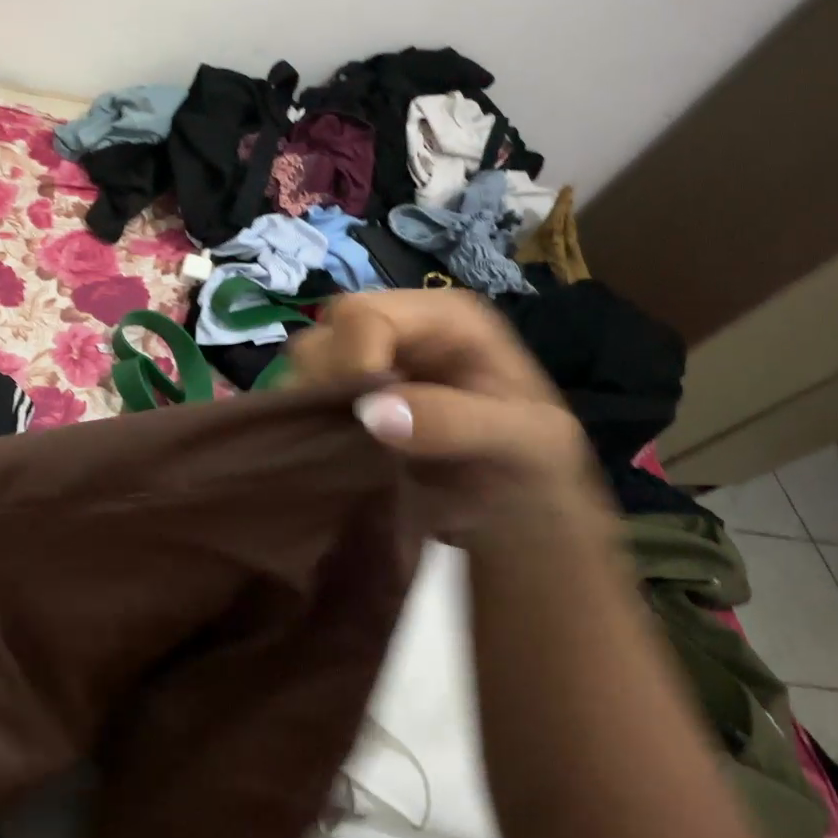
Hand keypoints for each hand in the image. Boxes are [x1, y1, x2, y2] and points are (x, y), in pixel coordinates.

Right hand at [288, 289, 608, 549]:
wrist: (521, 522)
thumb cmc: (536, 473)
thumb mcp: (524, 445)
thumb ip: (455, 422)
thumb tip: (372, 410)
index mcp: (445, 319)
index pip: (364, 316)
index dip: (350, 360)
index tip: (360, 418)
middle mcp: (396, 332)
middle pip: (325, 333)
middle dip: (324, 383)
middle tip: (344, 434)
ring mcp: (365, 368)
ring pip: (303, 367)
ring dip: (308, 406)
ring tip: (336, 447)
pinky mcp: (344, 404)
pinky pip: (301, 399)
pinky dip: (301, 423)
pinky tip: (323, 451)